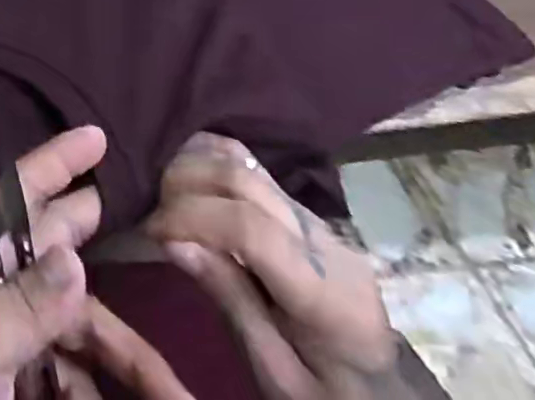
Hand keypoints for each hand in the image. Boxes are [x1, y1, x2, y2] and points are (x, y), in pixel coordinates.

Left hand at [0, 127, 193, 399]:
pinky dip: (102, 390)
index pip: (19, 197)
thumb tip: (76, 255)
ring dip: (135, 363)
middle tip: (153, 223)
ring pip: (86, 330)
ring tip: (178, 397)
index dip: (54, 161)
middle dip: (106, 244)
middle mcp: (0, 288)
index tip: (96, 135)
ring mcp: (14, 336)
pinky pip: (78, 376)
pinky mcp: (26, 379)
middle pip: (63, 252)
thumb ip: (21, 303)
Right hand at [146, 134, 410, 399]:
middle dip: (179, 183)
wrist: (386, 392)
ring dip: (188, 164)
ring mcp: (317, 218)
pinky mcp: (304, 210)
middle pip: (239, 179)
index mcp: (325, 295)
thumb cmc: (324, 391)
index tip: (152, 234)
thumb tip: (173, 243)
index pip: (248, 227)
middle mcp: (325, 242)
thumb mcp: (278, 374)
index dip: (188, 218)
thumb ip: (232, 303)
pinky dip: (204, 159)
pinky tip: (182, 178)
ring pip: (241, 160)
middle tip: (149, 211)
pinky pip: (247, 164)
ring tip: (160, 192)